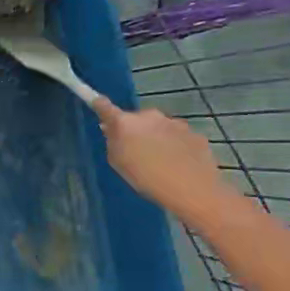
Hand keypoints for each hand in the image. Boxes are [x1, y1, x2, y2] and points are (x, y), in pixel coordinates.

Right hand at [92, 97, 234, 221]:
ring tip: (162, 164)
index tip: (95, 100)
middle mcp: (150, 116)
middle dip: (136, 131)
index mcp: (126, 123)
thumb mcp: (119, 164)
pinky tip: (179, 165)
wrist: (193, 190)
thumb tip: (110, 128)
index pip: (106, 107)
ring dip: (157, 139)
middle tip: (137, 153)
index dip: (99, 104)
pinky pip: (178, 137)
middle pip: (137, 120)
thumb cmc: (147, 179)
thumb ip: (112, 142)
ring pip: (159, 127)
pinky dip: (176, 146)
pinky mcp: (194, 133)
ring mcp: (174, 123)